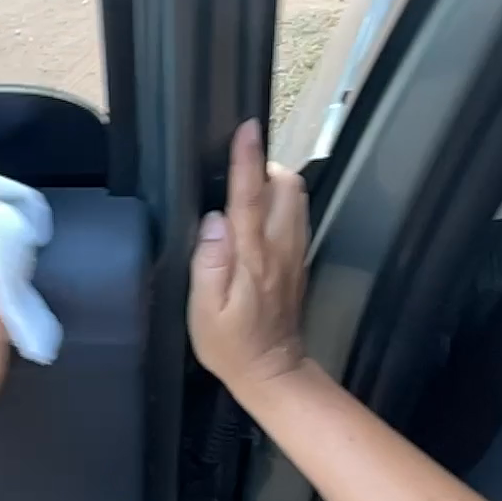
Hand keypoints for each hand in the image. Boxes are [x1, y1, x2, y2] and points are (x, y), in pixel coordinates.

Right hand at [188, 119, 310, 390]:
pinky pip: (296, 215)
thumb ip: (208, 262)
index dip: (247, 159)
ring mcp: (294, 252)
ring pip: (297, 198)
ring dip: (274, 181)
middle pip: (287, 187)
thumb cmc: (229, 343)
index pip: (250, 195)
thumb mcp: (204, 309)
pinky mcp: (298, 260)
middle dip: (265, 166)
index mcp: (252, 255)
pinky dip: (281, 200)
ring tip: (246, 185)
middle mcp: (279, 247)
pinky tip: (261, 208)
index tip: (246, 128)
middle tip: (236, 168)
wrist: (272, 372)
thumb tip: (211, 220)